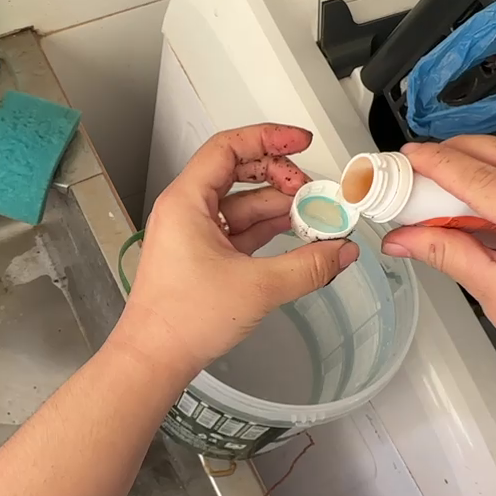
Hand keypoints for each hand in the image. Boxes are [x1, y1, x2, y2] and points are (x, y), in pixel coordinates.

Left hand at [114, 125, 359, 378]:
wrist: (153, 358)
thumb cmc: (182, 320)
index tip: (301, 142)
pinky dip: (268, 231)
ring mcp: (194, 234)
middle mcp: (186, 211)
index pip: (228, 148)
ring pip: (243, 204)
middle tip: (314, 191)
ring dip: (279, 208)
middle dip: (281, 177)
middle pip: (239, 173)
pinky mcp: (203, 257)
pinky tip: (297, 238)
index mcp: (187, 201)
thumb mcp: (257, 287)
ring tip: (316, 219)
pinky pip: (240, 230)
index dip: (268, 138)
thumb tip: (341, 251)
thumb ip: (308, 266)